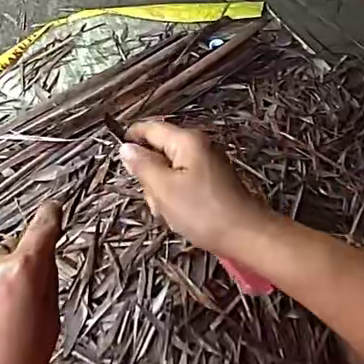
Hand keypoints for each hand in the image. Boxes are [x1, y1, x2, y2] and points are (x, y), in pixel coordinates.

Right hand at [118, 121, 271, 256]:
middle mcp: (198, 146)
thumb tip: (126, 147)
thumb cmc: (203, 211)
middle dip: (149, 175)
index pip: (151, 128)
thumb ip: (142, 165)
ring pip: (169, 171)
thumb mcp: (164, 189)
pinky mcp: (211, 182)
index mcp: (187, 141)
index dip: (131, 137)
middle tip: (154, 198)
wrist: (245, 235)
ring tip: (169, 211)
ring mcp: (206, 164)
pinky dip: (176, 198)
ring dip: (162, 191)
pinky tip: (180, 216)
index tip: (118, 155)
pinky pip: (183, 183)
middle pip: (159, 151)